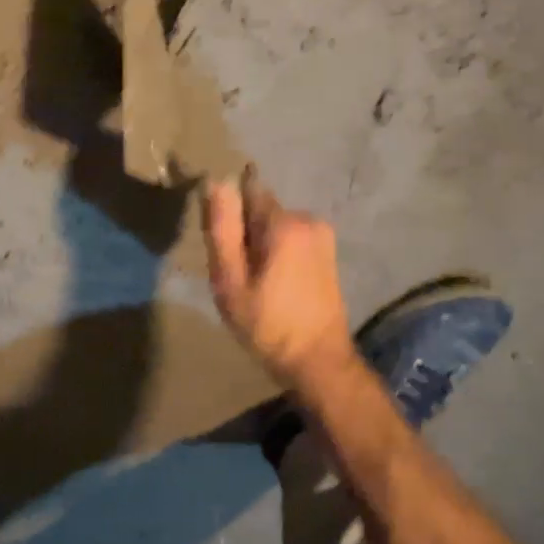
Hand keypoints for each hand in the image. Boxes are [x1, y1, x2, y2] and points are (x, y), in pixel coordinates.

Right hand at [201, 167, 354, 384]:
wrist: (319, 362)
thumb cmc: (268, 324)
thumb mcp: (230, 280)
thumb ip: (222, 228)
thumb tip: (216, 181)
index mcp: (284, 223)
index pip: (244, 191)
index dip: (227, 213)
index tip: (219, 241)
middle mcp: (307, 219)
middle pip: (260, 209)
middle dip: (243, 230)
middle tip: (234, 271)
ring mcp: (322, 234)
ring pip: (274, 224)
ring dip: (259, 243)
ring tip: (252, 281)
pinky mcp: (327, 251)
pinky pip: (290, 237)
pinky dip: (276, 251)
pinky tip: (272, 283)